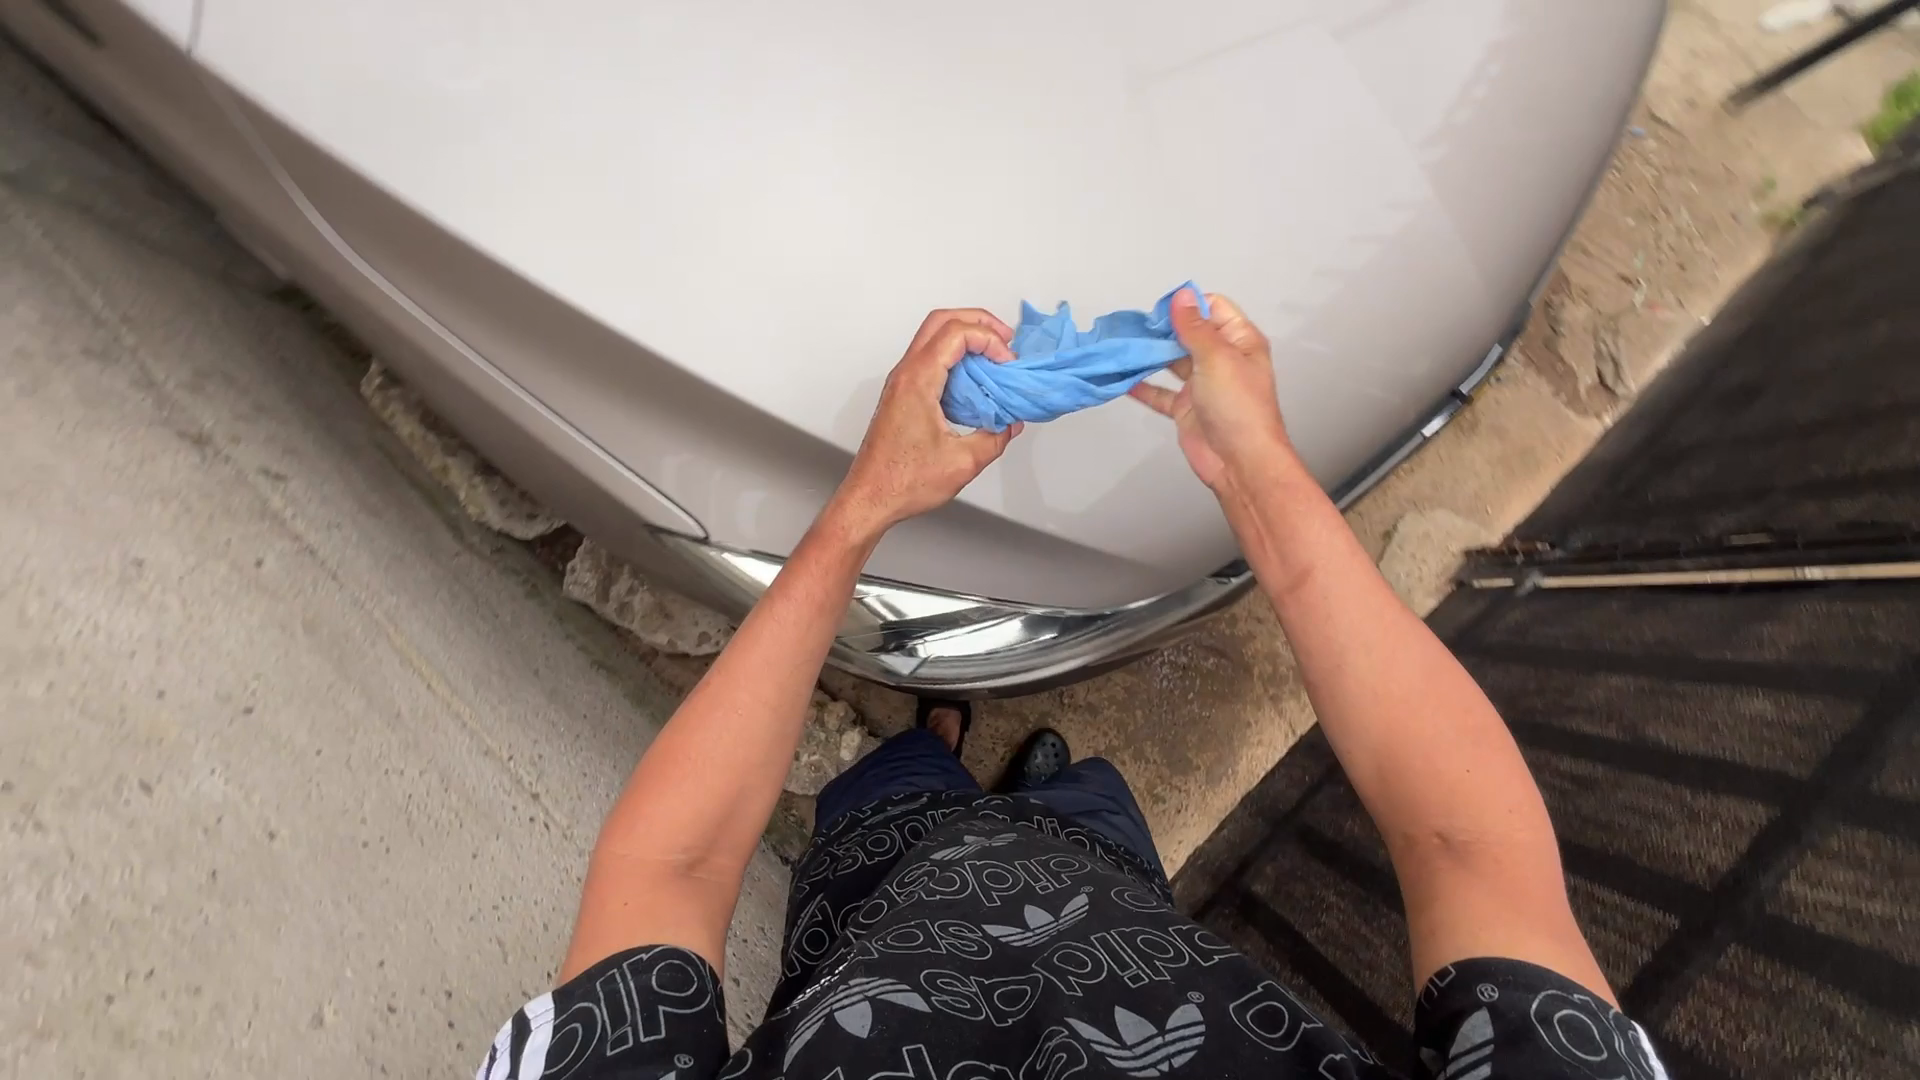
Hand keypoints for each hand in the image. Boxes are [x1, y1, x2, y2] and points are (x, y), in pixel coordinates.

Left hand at [827, 309, 1022, 539]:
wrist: (870, 498)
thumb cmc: (903, 482)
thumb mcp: (962, 462)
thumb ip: (994, 438)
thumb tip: (1010, 425)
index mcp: (918, 382)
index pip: (957, 332)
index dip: (989, 340)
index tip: (1007, 362)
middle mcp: (905, 375)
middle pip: (941, 321)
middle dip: (978, 323)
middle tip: (1004, 339)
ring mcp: (900, 384)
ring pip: (932, 337)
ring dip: (965, 338)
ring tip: (992, 357)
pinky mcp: (900, 396)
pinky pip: (928, 360)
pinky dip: (954, 358)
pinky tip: (973, 382)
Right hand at [1128, 288, 1291, 495]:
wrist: (1239, 461)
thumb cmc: (1239, 407)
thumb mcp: (1217, 358)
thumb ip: (1195, 328)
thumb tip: (1182, 296)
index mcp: (1239, 341)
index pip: (1212, 310)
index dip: (1186, 306)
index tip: (1158, 310)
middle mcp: (1221, 360)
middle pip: (1188, 335)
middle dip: (1162, 331)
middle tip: (1133, 328)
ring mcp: (1203, 385)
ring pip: (1172, 363)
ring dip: (1150, 357)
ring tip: (1124, 349)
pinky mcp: (1186, 409)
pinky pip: (1161, 394)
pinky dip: (1144, 388)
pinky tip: (1125, 381)